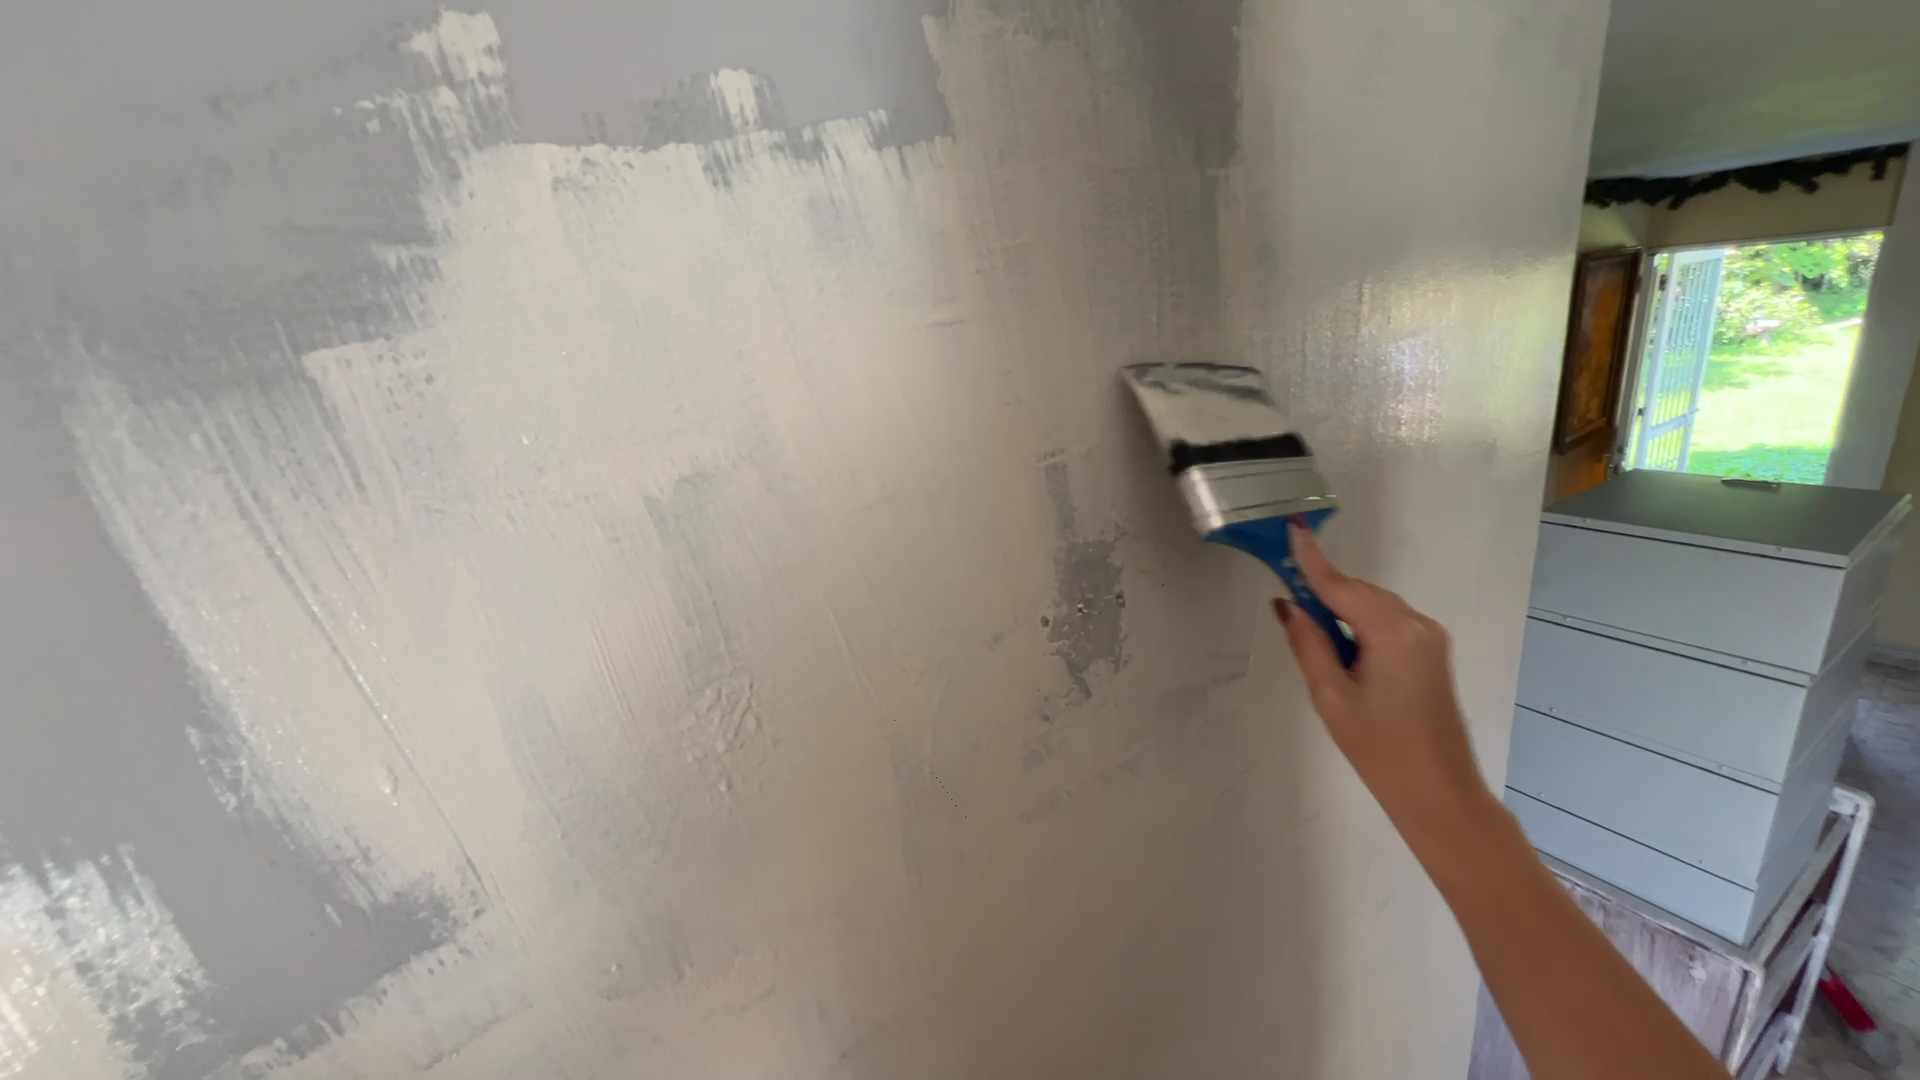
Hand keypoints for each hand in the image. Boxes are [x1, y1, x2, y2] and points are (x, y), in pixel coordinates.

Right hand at [1274, 521, 1493, 832]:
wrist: (1439, 792)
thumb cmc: (1378, 749)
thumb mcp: (1330, 696)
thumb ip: (1308, 643)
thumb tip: (1287, 605)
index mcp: (1393, 633)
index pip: (1340, 586)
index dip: (1311, 560)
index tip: (1291, 528)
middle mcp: (1417, 625)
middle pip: (1359, 592)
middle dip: (1322, 589)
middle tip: (1284, 595)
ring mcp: (1430, 638)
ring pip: (1373, 606)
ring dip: (1340, 608)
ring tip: (1309, 628)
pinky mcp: (1432, 653)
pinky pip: (1387, 622)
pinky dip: (1359, 622)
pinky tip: (1340, 643)